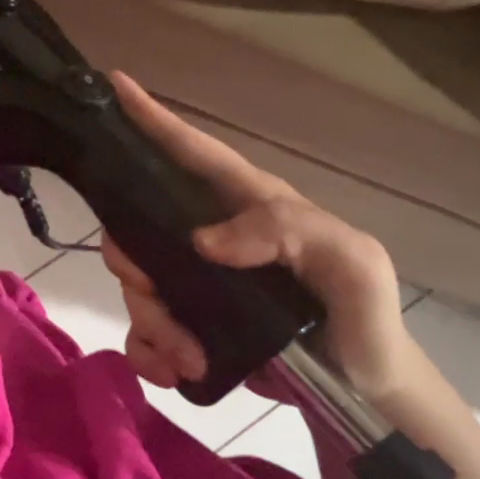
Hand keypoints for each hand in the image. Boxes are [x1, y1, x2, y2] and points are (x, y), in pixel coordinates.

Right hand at [98, 72, 415, 398]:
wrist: (363, 392)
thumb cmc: (365, 317)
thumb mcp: (354, 264)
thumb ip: (290, 232)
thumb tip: (202, 240)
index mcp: (249, 205)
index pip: (196, 152)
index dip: (154, 119)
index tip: (114, 86)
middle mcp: (210, 235)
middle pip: (138, 228)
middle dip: (136, 267)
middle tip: (164, 307)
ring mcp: (193, 281)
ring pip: (136, 285)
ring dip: (155, 326)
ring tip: (191, 358)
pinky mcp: (187, 325)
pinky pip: (141, 332)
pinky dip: (148, 353)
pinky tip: (174, 371)